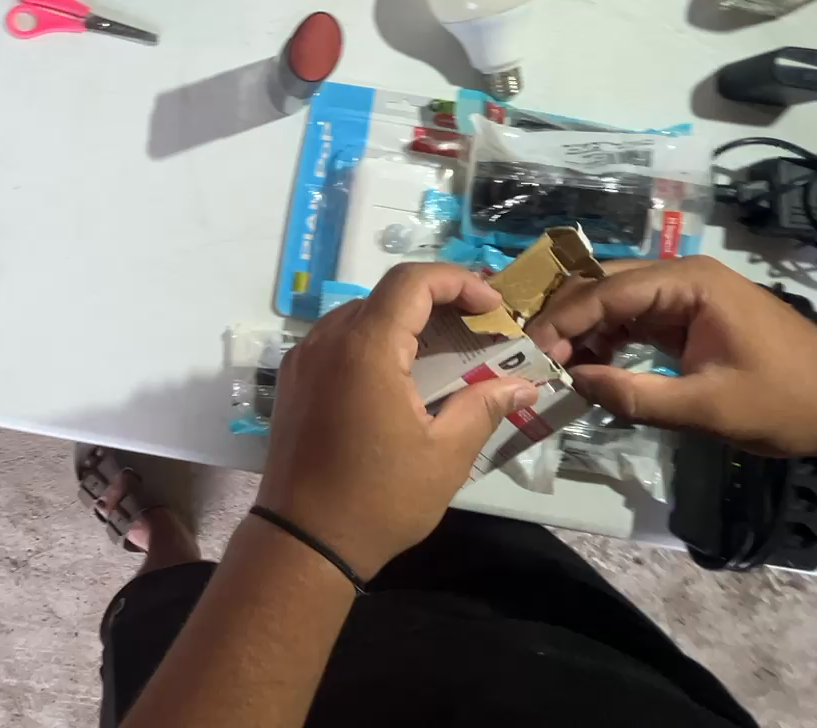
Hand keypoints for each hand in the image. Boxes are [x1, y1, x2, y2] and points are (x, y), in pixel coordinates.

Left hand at [257, 264, 541, 578]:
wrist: (302, 535)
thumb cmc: (379, 497)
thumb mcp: (445, 455)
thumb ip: (483, 406)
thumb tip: (522, 383)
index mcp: (364, 348)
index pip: (410, 282)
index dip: (457, 281)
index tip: (494, 306)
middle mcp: (326, 339)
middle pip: (384, 295)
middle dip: (437, 300)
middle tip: (480, 326)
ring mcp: (303, 356)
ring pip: (359, 314)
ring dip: (404, 321)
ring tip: (447, 349)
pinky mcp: (293, 377)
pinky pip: (336, 339)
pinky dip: (373, 340)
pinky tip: (401, 372)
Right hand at [526, 256, 816, 457]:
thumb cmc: (793, 406)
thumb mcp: (709, 409)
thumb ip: (634, 395)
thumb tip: (571, 380)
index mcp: (689, 282)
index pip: (603, 291)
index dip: (561, 321)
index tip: (529, 351)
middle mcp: (680, 276)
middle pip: (599, 286)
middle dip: (562, 319)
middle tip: (530, 352)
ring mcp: (683, 294)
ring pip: (609, 301)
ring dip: (580, 330)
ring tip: (554, 363)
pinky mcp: (685, 316)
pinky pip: (629, 318)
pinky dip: (603, 339)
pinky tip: (588, 364)